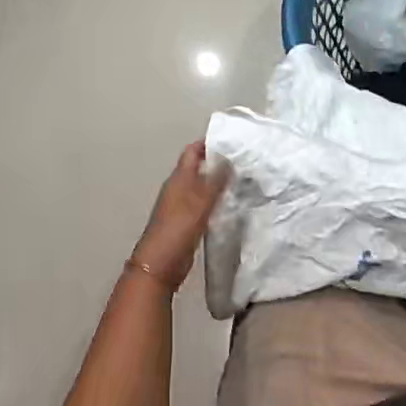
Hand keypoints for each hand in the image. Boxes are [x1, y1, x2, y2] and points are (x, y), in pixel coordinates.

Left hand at [129, 141, 229, 290]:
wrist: (161, 265)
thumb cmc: (178, 230)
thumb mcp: (199, 203)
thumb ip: (214, 181)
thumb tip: (228, 158)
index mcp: (179, 178)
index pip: (192, 152)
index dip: (208, 143)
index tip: (232, 140)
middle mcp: (179, 188)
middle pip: (198, 167)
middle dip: (217, 161)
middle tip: (244, 160)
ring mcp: (181, 205)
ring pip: (202, 186)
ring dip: (218, 182)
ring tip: (244, 180)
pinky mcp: (186, 222)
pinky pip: (204, 204)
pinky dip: (217, 200)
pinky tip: (232, 205)